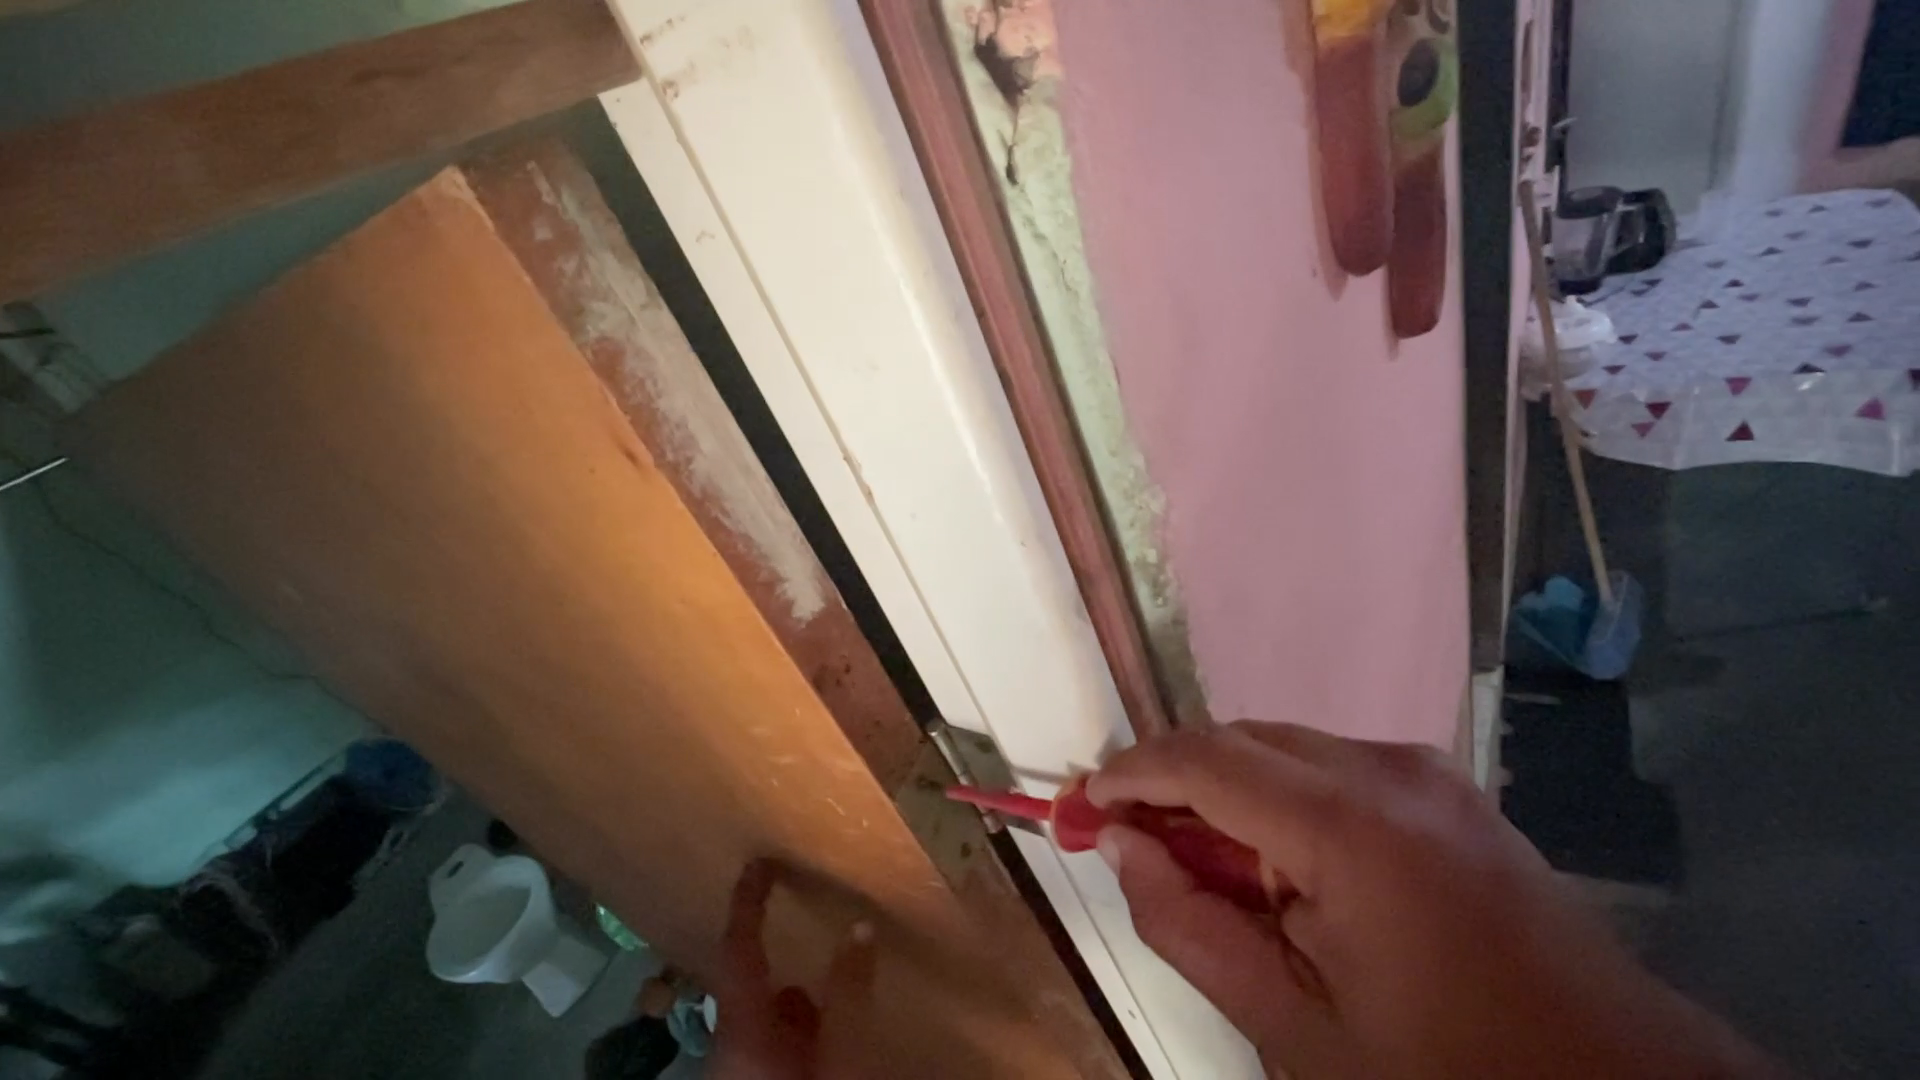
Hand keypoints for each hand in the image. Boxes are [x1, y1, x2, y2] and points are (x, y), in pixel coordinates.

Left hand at [707, 860, 876, 1079]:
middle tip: (807, 911)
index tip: (759, 862)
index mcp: (741, 1026)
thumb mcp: (839, 1052)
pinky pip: (777, 1041)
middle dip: (779, 949)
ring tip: (837, 975)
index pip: (737, 948)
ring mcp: (741, 1067)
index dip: (747, 903)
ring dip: (798, 994)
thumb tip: (860, 925)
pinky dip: (802, 1025)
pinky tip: (832, 1033)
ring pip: (767, 1014)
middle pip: (752, 982)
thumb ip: (847, 991)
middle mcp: (730, 1042)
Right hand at [1087, 722, 1781, 1079]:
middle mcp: (1387, 770)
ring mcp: (1424, 770)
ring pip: (1280, 746)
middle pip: (1239, 739)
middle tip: (1130, 838)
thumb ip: (1186, 924)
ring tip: (1203, 862)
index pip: (1204, 759)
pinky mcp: (1443, 786)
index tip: (1082, 801)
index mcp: (1350, 828)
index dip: (1131, 771)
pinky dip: (1276, 794)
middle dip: (1172, 779)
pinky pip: (1327, 765)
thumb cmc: (1444, 1074)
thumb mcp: (1292, 1025)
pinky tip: (1276, 860)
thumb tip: (1120, 843)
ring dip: (1224, 787)